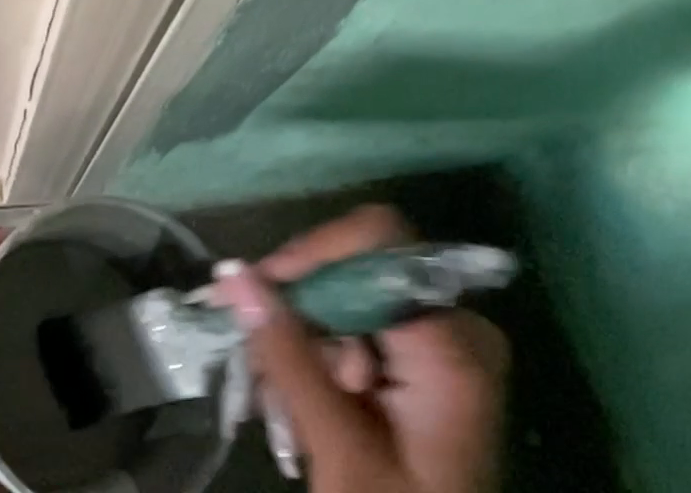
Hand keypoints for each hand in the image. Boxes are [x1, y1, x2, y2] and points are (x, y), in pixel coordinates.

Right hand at [216, 206, 508, 492]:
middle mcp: (457, 326)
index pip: (378, 242)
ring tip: (272, 388)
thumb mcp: (338, 449)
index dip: (312, 251)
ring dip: (301, 333)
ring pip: (349, 296)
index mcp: (452, 345)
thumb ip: (286, 356)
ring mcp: (444, 342)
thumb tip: (232, 274)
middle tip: (252, 348)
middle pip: (359, 268)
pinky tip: (296, 393)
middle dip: (299, 302)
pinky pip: (358, 324)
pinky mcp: (426, 360)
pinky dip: (319, 349)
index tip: (256, 287)